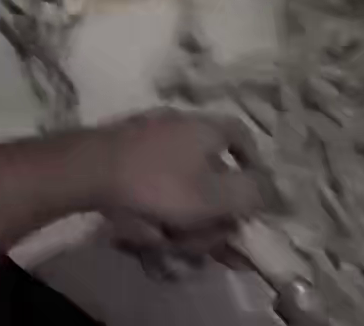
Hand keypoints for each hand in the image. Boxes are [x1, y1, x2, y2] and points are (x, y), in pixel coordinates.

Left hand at [95, 110, 268, 238]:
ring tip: (177, 240)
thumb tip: (273, 187)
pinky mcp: (125, 151)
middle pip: (211, 168)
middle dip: (217, 210)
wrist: (91, 169)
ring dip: (188, 216)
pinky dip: (160, 208)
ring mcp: (147, 135)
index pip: (239, 133)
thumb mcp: (217, 196)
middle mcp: (176, 123)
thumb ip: (252, 193)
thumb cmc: (159, 182)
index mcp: (201, 126)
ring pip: (182, 183)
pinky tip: (153, 231)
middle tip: (214, 240)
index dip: (254, 164)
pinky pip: (155, 182)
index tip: (256, 198)